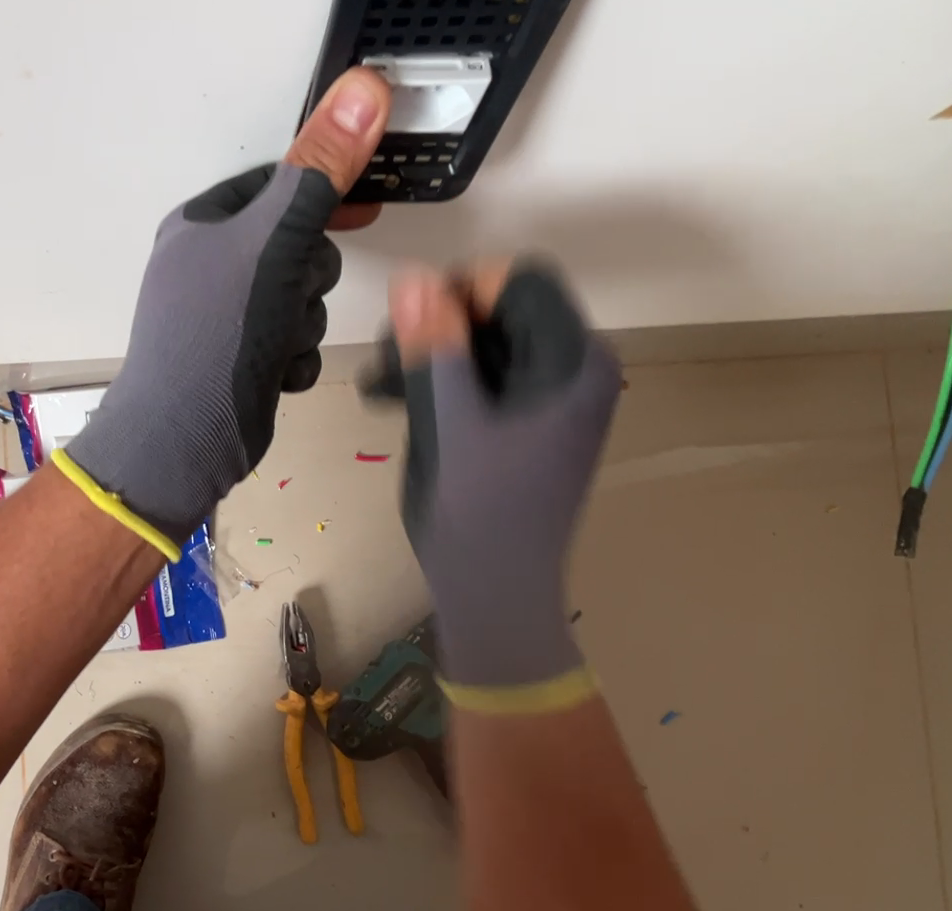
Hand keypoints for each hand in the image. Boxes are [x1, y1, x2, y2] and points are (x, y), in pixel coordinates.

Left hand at [57, 68, 391, 558]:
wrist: (187, 437)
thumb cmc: (218, 332)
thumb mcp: (270, 243)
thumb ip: (317, 175)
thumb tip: (363, 90)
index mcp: (201, 228)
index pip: (275, 186)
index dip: (320, 193)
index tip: (363, 209)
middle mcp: (210, 269)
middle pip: (298, 247)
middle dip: (306, 277)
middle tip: (288, 297)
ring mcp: (226, 320)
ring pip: (303, 301)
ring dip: (302, 325)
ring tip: (274, 346)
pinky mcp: (243, 364)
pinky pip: (295, 346)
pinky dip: (293, 362)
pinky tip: (275, 378)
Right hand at [386, 261, 620, 705]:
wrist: (493, 593)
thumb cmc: (480, 513)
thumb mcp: (452, 424)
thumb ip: (435, 348)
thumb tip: (413, 276)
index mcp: (573, 362)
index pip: (519, 283)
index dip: (459, 291)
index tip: (407, 328)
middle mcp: (567, 368)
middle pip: (497, 309)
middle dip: (435, 326)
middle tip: (384, 360)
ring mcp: (540, 397)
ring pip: (478, 343)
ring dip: (426, 355)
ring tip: (378, 385)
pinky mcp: (515, 421)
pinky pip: (476, 378)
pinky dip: (436, 382)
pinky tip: (391, 400)